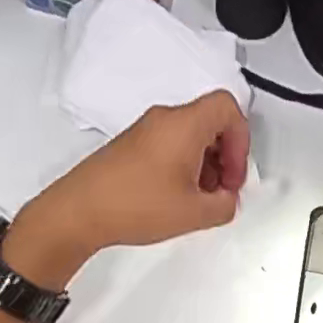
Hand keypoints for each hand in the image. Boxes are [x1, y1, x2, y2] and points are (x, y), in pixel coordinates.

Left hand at [1, 90, 250, 286]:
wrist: (81, 211)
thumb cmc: (135, 205)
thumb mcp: (195, 214)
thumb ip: (225, 205)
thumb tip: (228, 199)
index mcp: (184, 125)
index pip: (228, 108)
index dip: (242, 141)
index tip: (235, 175)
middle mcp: (165, 119)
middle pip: (212, 121)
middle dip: (227, 156)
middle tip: (224, 190)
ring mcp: (147, 130)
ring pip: (193, 135)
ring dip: (207, 165)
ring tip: (202, 199)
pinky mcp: (135, 145)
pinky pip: (172, 145)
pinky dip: (187, 167)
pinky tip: (181, 198)